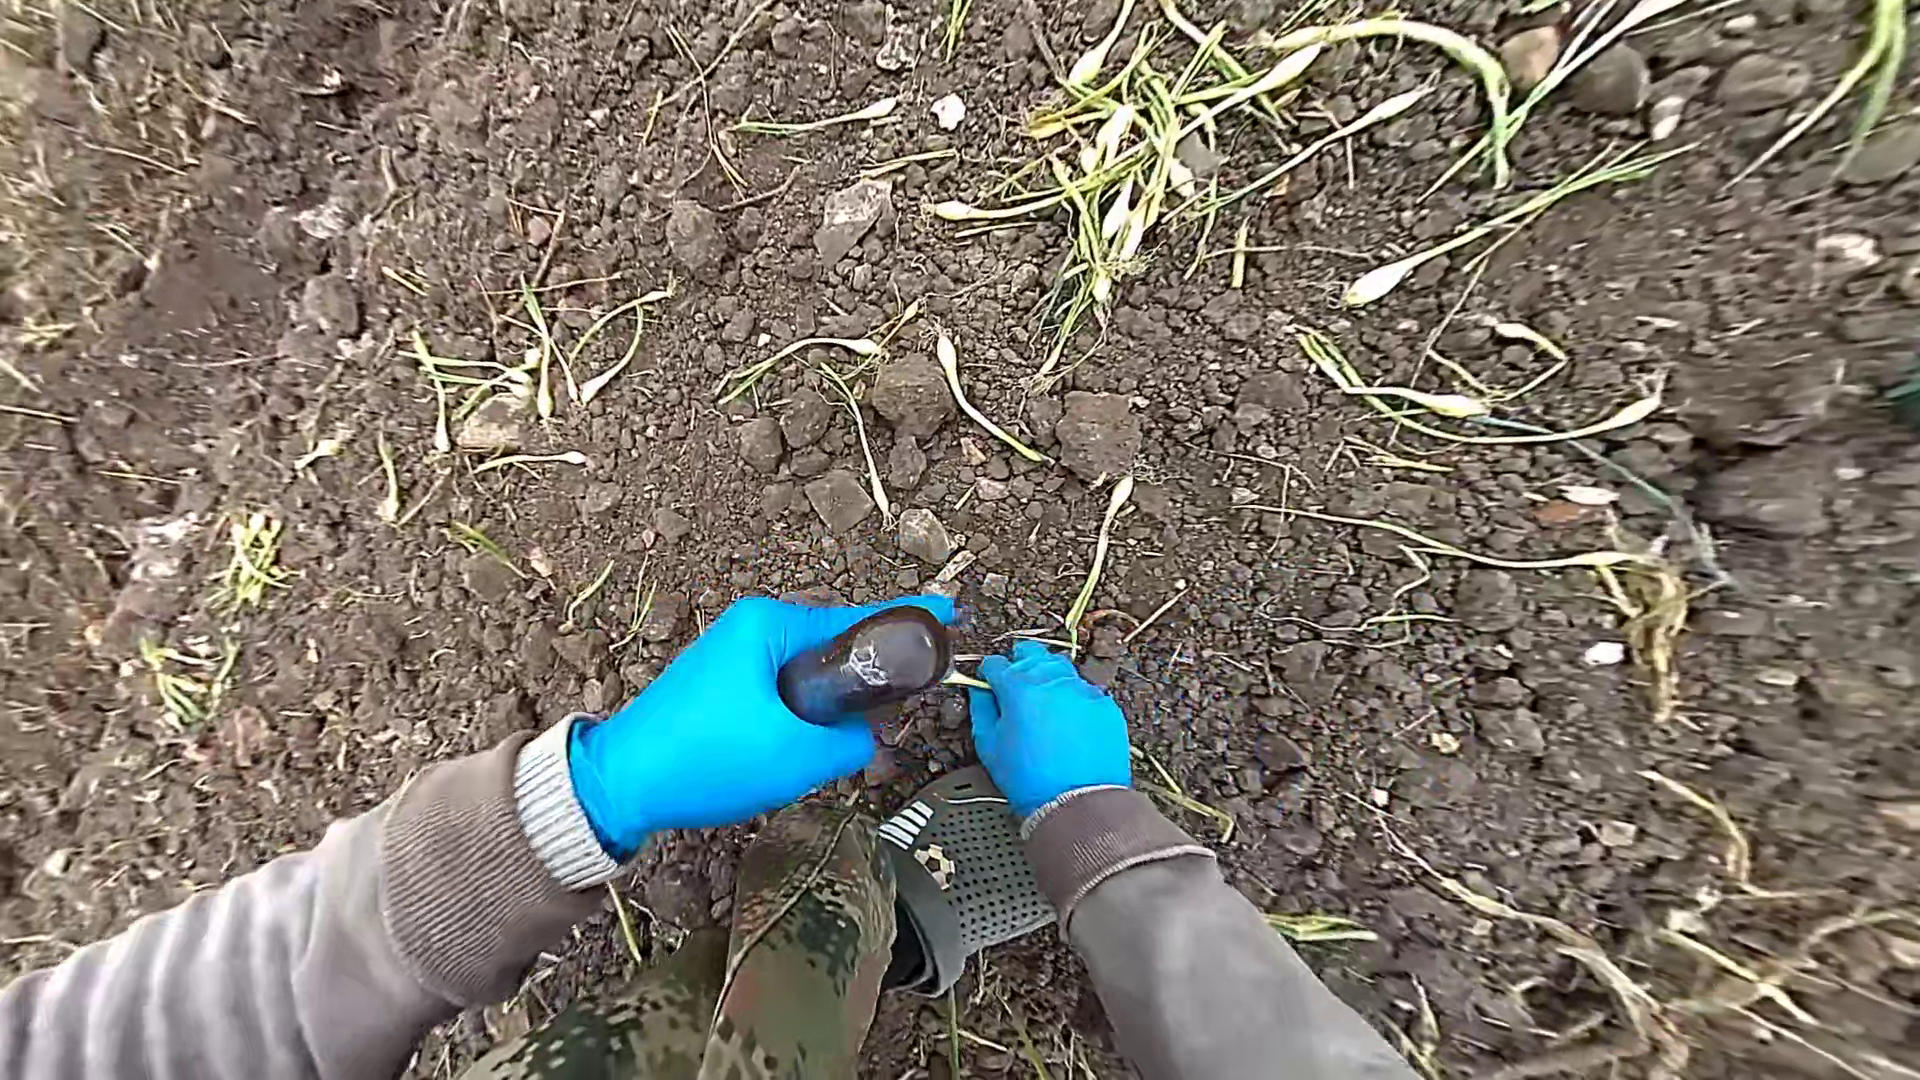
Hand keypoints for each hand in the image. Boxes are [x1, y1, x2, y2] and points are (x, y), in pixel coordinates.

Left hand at [569, 594, 956, 857]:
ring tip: (852, 729)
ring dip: (834, 696)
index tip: (949, 612)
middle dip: (868, 673)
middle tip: (902, 700)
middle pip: (836, 644)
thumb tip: (869, 736)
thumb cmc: (705, 759)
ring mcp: (739, 649)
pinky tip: (814, 733)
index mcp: (770, 624)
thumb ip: (851, 744)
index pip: (856, 618)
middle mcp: (756, 625)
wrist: (618, 785)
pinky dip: (807, 704)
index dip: (908, 619)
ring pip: (811, 668)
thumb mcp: (794, 757)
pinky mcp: (729, 676)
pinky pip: (787, 682)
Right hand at [969, 640, 1130, 818]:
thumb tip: (980, 691)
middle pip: (1031, 652)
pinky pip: (1083, 690)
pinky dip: (1072, 697)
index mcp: (1018, 689)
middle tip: (1015, 680)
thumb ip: (981, 710)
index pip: (996, 663)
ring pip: (1059, 667)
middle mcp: (1051, 681)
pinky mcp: (1103, 705)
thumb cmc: (1031, 780)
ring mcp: (1081, 690)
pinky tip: (1067, 717)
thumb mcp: (989, 746)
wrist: (1078, 803)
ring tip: (1042, 698)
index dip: (989, 672)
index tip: (990, 679)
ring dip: (1047, 675)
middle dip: (1019, 661)